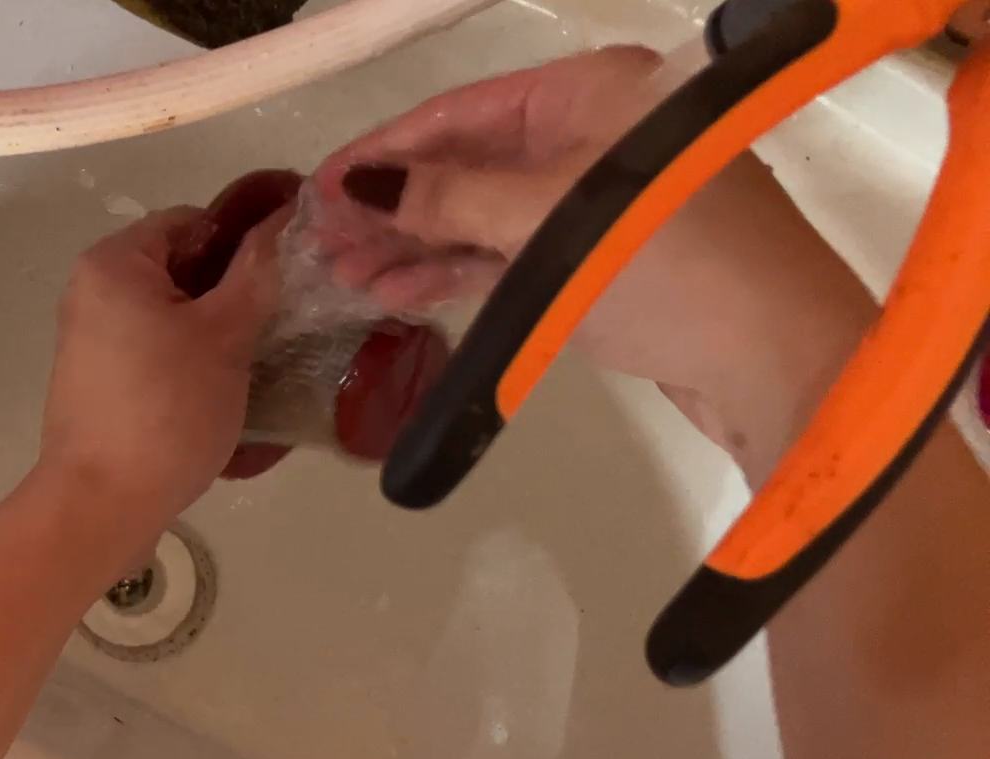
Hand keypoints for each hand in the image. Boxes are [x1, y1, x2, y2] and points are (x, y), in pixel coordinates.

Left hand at [37, 206, 281, 544]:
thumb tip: (286, 219)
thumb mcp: (224, 336)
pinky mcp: (97, 389)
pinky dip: (186, 367)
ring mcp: (90, 347)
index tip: (289, 271)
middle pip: (178, 273)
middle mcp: (90, 296)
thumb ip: (257, 271)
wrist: (102, 505)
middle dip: (231, 295)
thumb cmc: (165, 411)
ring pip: (168, 321)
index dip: (244, 238)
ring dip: (213, 336)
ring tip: (259, 361)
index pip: (191, 223)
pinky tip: (221, 394)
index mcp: (112, 265)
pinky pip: (152, 359)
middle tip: (281, 322)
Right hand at [306, 47, 877, 473]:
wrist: (752, 348)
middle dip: (387, 208)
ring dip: (406, 246)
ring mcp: (572, 202)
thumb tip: (357, 185)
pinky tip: (391, 290)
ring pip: (467, 217)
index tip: (319, 187)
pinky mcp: (570, 257)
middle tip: (321, 242)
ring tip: (343, 277)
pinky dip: (442, 271)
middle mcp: (576, 138)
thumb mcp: (537, 217)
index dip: (381, 152)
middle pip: (456, 168)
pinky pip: (490, 254)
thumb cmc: (652, 258)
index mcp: (584, 96)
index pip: (456, 115)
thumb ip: (442, 198)